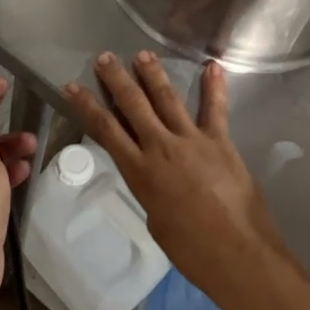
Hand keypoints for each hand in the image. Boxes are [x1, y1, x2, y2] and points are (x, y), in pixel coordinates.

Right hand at [62, 52, 294, 305]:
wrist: (237, 254)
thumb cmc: (191, 250)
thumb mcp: (156, 221)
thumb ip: (152, 192)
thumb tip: (157, 179)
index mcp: (139, 172)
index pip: (105, 130)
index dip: (87, 106)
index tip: (72, 86)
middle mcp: (161, 148)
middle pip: (133, 105)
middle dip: (117, 79)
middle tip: (105, 58)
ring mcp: (192, 141)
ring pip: (168, 99)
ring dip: (153, 74)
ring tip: (142, 54)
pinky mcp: (221, 142)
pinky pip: (215, 109)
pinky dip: (214, 87)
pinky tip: (212, 66)